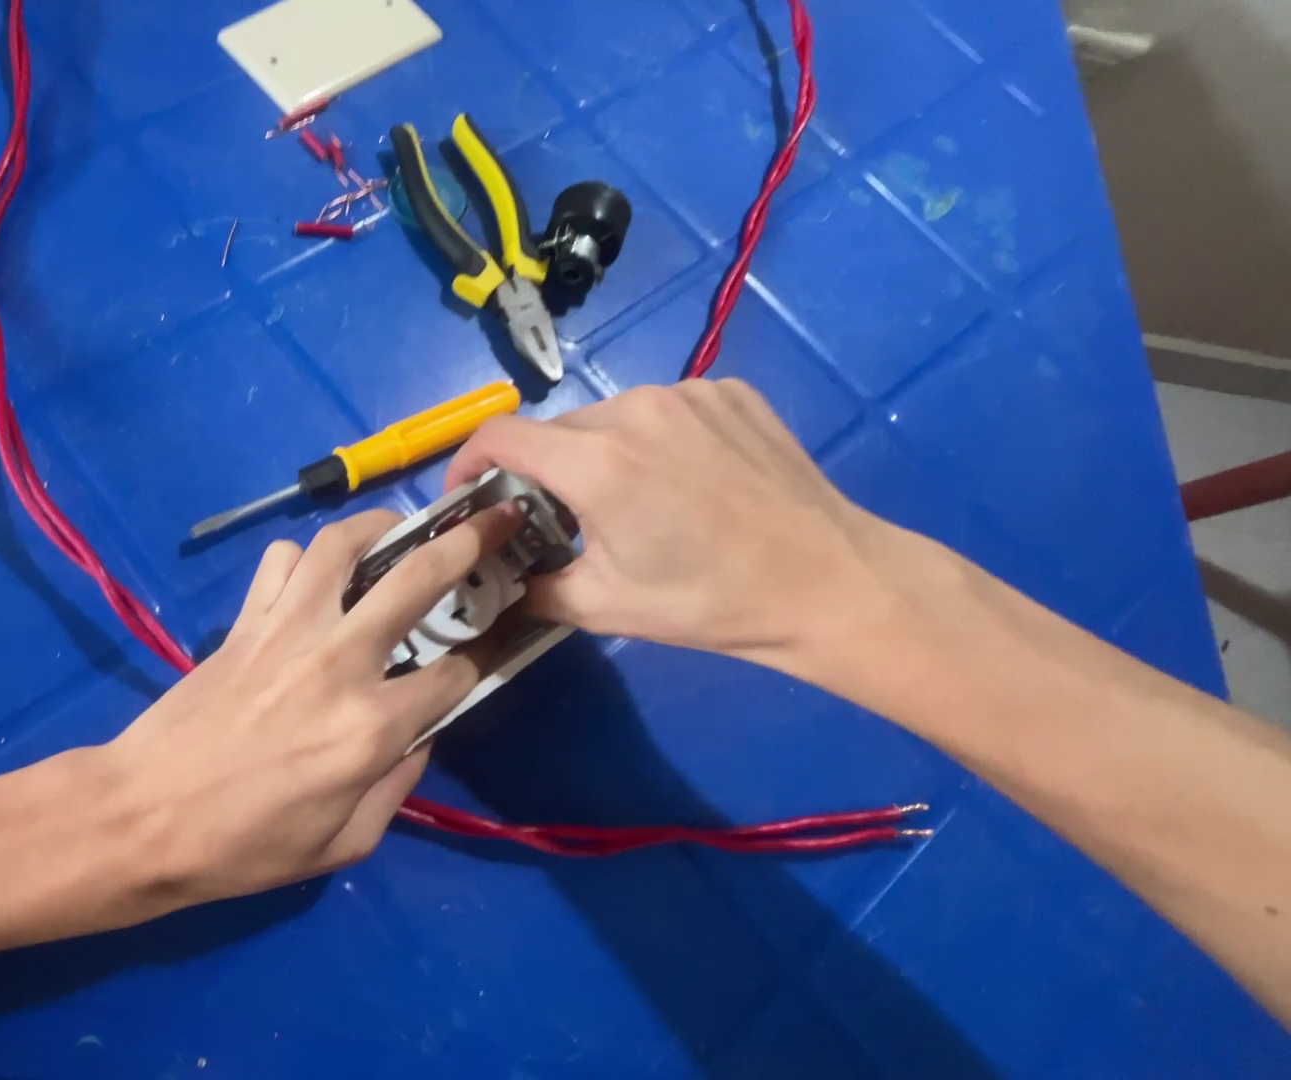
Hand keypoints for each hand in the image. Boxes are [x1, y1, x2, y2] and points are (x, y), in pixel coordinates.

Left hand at [103, 506, 517, 905]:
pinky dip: (302, 558)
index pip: (453, 674)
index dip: (478, 662)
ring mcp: (286, 631)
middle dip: (467, 545)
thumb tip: (421, 736)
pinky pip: (279, 561)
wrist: (144, 817)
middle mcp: (338, 662)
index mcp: (371, 727)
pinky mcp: (245, 621)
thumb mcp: (344, 845)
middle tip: (489, 524)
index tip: (481, 654)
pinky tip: (313, 578)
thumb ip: (398, 787)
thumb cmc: (244, 845)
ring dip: (379, 527)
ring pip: (341, 545)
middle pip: (417, 580)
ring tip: (396, 531)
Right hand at [445, 380, 908, 668]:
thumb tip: (500, 578)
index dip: (468, 462)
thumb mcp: (604, 607)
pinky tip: (681, 478)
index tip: (470, 493)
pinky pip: (662, 408)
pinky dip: (650, 438)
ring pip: (608, 417)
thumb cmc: (710, 602)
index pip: (499, 436)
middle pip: (555, 431)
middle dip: (539, 471)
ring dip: (597, 454)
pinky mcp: (729, 390)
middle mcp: (634, 408)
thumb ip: (532, 588)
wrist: (831, 583)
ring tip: (628, 500)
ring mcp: (688, 393)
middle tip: (557, 518)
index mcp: (596, 462)